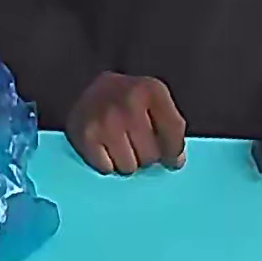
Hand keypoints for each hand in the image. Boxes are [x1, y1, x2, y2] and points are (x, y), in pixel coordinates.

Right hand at [67, 72, 185, 174]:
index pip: (173, 133)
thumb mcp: (152, 100)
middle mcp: (129, 103)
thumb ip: (170, 126)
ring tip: (120, 146)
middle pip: (150, 156)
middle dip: (145, 156)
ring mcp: (106, 121)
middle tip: (136, 145)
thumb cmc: (125, 100)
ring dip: (126, 162)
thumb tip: (176, 162)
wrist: (85, 91)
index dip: (173, 152)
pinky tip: (105, 149)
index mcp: (151, 90)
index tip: (171, 160)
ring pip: (128, 167)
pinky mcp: (87, 138)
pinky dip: (107, 164)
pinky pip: (107, 169)